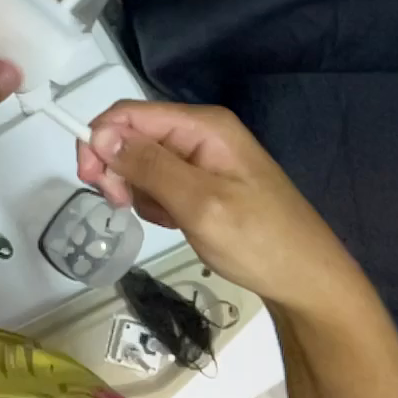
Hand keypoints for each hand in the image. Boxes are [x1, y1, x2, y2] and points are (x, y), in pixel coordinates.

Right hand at [76, 101, 368, 317]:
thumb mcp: (200, 204)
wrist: (308, 284)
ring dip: (135, 189)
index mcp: (202, 126)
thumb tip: (100, 135)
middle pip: (131, 134)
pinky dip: (152, 201)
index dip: (100, 139)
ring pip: (139, 161)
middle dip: (116, 167)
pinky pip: (157, 181)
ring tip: (160, 219)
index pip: (128, 113)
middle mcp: (199, 133)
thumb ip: (149, 166)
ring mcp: (201, 158)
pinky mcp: (201, 182)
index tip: (89, 180)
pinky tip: (171, 221)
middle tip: (122, 205)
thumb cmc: (260, 242)